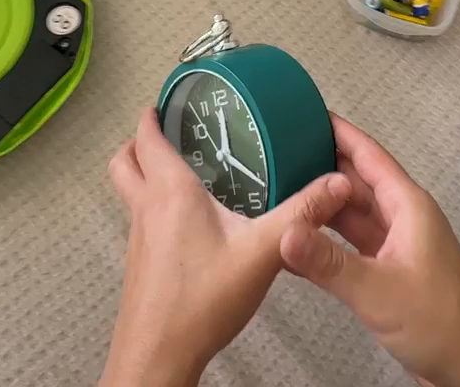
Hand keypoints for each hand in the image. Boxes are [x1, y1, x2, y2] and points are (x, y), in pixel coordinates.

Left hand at [101, 109, 350, 386]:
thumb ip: (300, 214)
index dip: (152, 114)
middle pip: (123, 160)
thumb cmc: (200, 303)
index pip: (146, 138)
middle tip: (168, 129)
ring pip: (128, 190)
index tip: (167, 99)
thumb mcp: (261, 251)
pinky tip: (188, 218)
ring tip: (181, 165)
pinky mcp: (140, 264)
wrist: (158, 361)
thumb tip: (335, 184)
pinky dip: (153, 203)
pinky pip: (139, 218)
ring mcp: (137, 239)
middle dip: (139, 139)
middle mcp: (146, 209)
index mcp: (169, 192)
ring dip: (143, 170)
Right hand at [279, 116, 459, 386]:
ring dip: (325, 204)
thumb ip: (329, 263)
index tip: (308, 114)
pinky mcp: (391, 270)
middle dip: (323, 165)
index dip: (340, 132)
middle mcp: (403, 217)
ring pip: (355, 213)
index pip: (369, 155)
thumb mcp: (378, 290)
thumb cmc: (441, 323)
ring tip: (284, 189)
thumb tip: (286, 232)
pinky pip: (354, 243)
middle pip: (358, 181)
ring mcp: (397, 244)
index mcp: (408, 206)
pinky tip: (302, 239)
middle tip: (281, 153)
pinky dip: (330, 238)